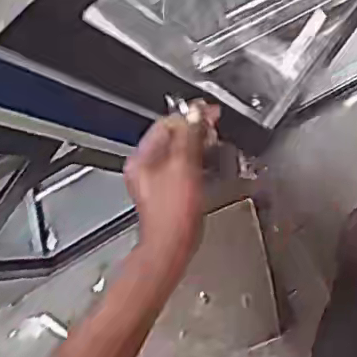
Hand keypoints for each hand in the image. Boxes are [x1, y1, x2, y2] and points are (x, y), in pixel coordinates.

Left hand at [122, 102, 219, 261]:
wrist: (173, 244)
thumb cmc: (172, 212)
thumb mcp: (184, 166)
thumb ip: (190, 137)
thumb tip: (196, 115)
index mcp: (142, 158)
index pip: (166, 123)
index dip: (189, 116)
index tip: (209, 113)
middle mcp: (146, 166)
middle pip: (172, 136)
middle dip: (194, 129)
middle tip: (214, 126)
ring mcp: (157, 178)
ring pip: (179, 150)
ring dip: (197, 142)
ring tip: (214, 140)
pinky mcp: (170, 189)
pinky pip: (184, 164)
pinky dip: (197, 158)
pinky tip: (208, 160)